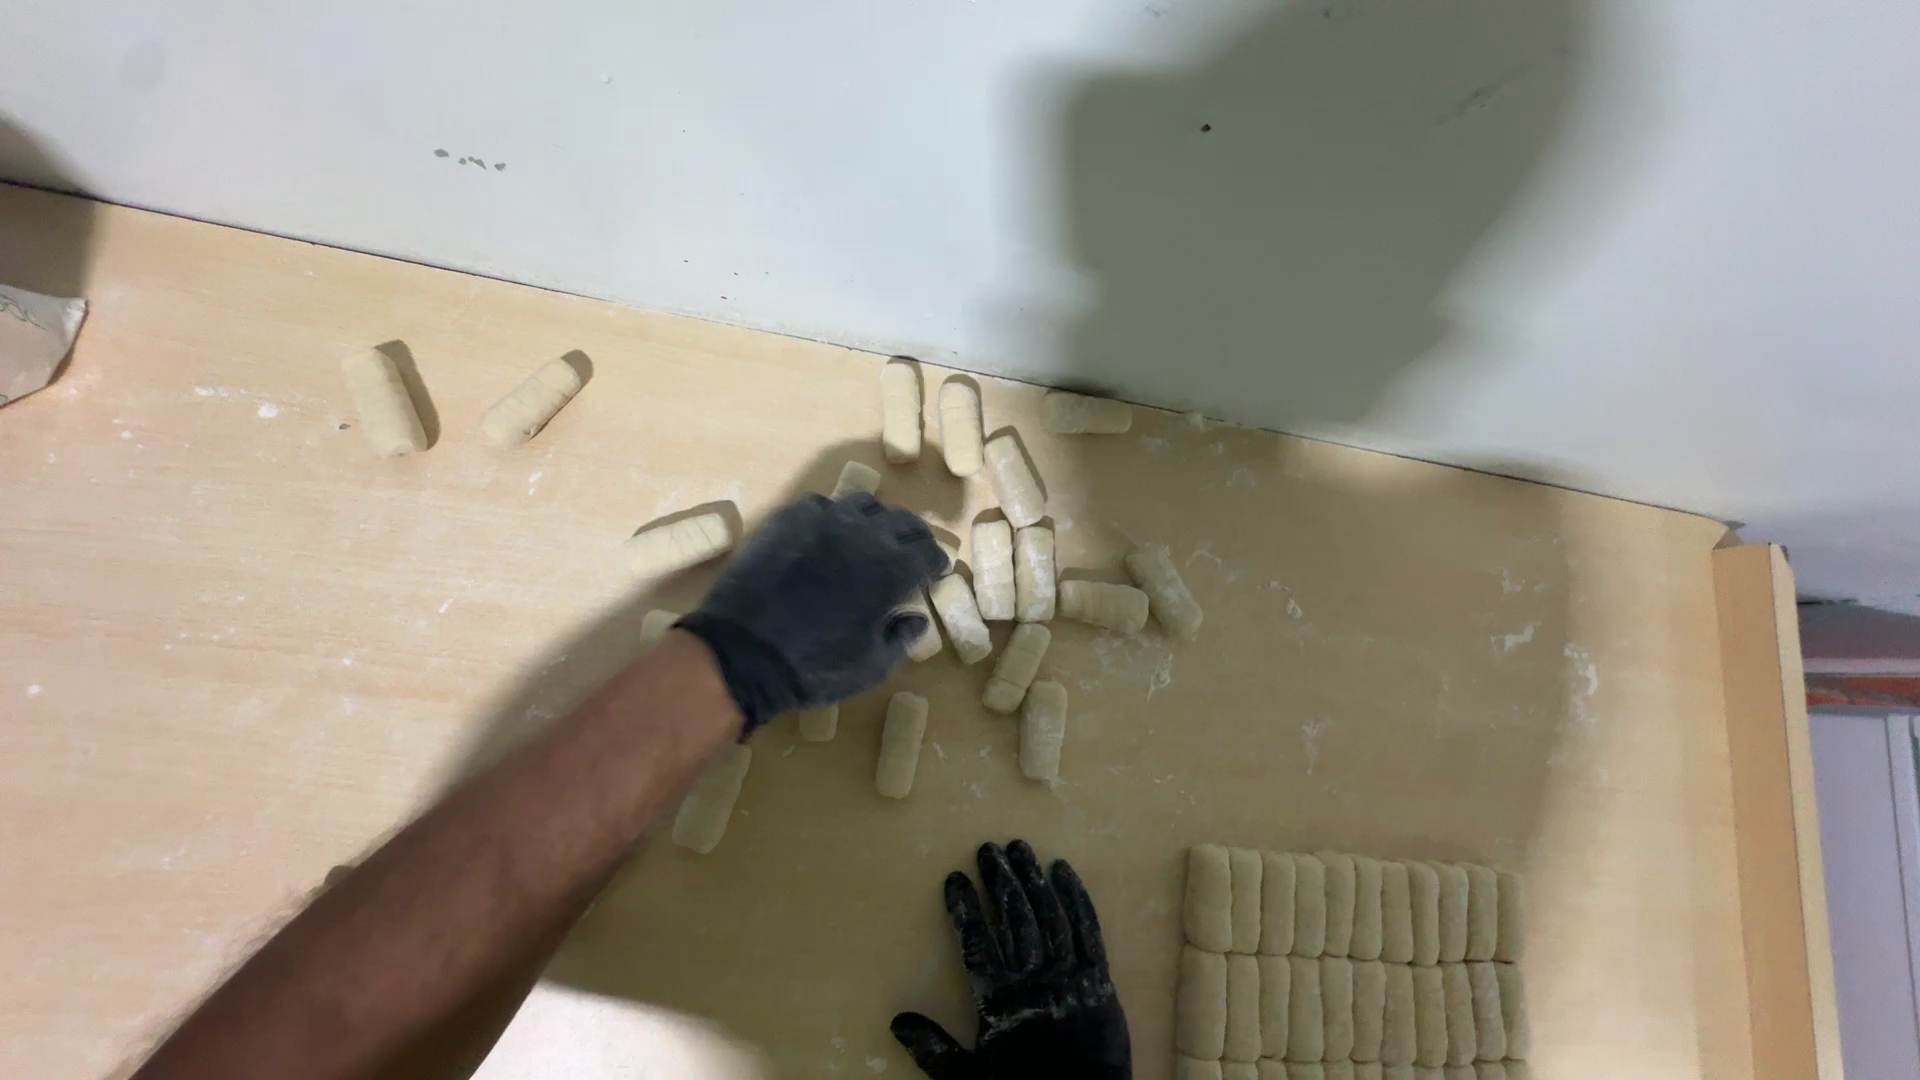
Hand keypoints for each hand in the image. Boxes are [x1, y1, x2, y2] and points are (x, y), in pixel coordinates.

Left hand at [676, 492, 946, 732]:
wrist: (740, 654)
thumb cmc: (813, 668)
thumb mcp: (871, 668)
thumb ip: (901, 639)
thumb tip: (916, 618)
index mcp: (892, 571)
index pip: (929, 552)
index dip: (936, 563)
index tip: (934, 572)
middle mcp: (865, 536)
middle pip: (904, 521)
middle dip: (913, 537)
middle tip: (910, 552)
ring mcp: (825, 521)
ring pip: (864, 504)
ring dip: (875, 521)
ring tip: (869, 538)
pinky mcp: (789, 519)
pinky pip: (822, 505)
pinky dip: (833, 517)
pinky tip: (827, 535)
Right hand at [891, 841, 1130, 1079]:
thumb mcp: (970, 1079)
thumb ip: (934, 1049)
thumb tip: (896, 1021)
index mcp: (1001, 1001)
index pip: (976, 942)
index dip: (964, 907)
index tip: (955, 877)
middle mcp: (1035, 979)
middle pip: (1014, 918)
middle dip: (999, 880)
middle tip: (987, 848)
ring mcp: (1070, 975)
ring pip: (1048, 915)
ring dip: (1032, 878)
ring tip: (1018, 848)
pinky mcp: (1100, 978)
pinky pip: (1088, 929)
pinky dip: (1076, 897)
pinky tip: (1064, 870)